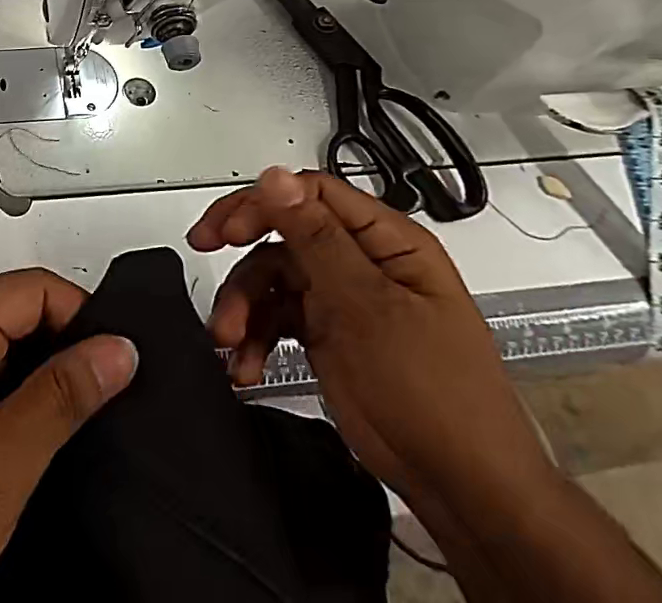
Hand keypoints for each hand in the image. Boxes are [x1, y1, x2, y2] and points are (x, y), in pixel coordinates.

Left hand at [0, 269, 137, 602]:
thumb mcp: (2, 459)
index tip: (118, 360)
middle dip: (71, 348)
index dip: (86, 318)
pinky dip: (28, 401)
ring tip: (72, 425)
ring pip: (15, 348)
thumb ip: (65, 395)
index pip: (36, 287)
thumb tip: (115, 351)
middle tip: (103, 396)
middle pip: (26, 311)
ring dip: (50, 379)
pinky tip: (41, 438)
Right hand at [188, 167, 551, 505]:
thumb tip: (277, 178)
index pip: (309, 196)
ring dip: (242, 307)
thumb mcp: (369, 306)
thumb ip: (317, 238)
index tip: (225, 232)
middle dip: (240, 254)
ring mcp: (339, 299)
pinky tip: (246, 363)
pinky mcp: (322, 332)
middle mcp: (360, 263)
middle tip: (204, 251)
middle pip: (280, 235)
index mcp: (387, 243)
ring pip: (268, 279)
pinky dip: (252, 338)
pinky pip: (272, 318)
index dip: (261, 206)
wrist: (456, 483)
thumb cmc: (440, 396)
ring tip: (230, 340)